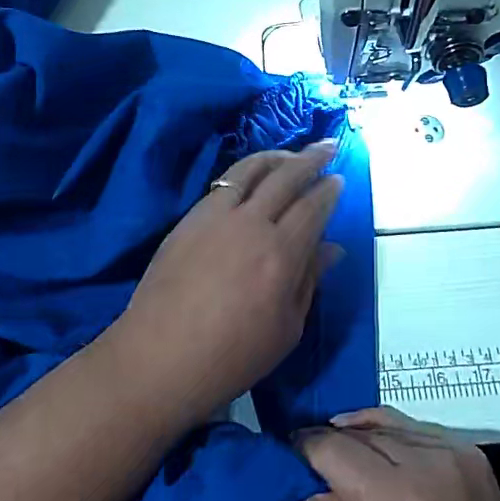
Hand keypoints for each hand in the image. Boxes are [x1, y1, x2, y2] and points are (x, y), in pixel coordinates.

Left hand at [103, 140, 344, 426]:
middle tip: (329, 145)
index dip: (329, 190)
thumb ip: (309, 280)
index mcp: (281, 253)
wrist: (160, 356)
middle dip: (311, 157)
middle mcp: (250, 223)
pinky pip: (223, 184)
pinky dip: (244, 172)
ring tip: (290, 153)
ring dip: (276, 156)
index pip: (313, 207)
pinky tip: (251, 178)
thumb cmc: (233, 356)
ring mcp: (214, 216)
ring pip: (250, 170)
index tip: (339, 178)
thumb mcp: (287, 329)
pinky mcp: (188, 218)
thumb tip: (331, 248)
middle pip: (286, 177)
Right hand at [295, 408, 499, 500]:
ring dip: (356, 433)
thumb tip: (298, 489)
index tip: (283, 454)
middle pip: (358, 430)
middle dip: (327, 440)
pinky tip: (378, 456)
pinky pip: (414, 428)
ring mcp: (455, 451)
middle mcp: (429, 461)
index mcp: (402, 500)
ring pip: (385, 421)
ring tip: (337, 456)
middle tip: (304, 459)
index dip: (303, 447)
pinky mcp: (471, 451)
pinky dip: (389, 435)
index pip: (334, 448)